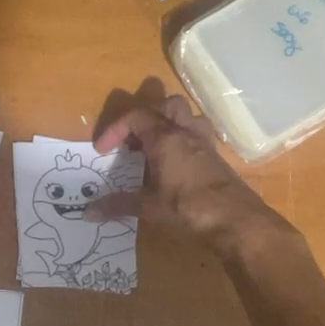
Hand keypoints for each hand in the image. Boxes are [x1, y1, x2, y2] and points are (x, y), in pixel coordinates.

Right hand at [90, 93, 294, 261]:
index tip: (102, 151)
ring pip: (187, 116)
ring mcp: (204, 144)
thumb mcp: (147, 207)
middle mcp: (186, 134)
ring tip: (153, 147)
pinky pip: (197, 136)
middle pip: (167, 105)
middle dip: (146, 117)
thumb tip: (88, 212)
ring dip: (168, 125)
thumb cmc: (187, 208)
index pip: (136, 116)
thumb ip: (117, 205)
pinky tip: (172, 165)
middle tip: (132, 141)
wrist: (236, 221)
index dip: (115, 129)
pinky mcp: (216, 158)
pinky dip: (182, 142)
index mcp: (166, 138)